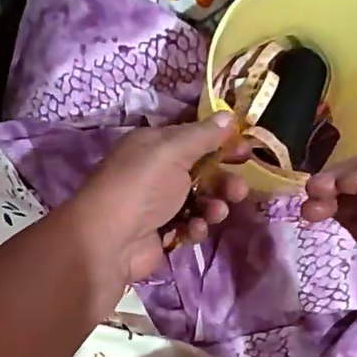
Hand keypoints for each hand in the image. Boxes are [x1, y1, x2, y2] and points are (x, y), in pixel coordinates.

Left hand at [66, 114, 251, 284]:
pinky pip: (189, 225)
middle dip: (223, 179)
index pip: (192, 136)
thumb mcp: (171, 151)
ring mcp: (158, 205)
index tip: (246, 149)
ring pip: (198, 200)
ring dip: (213, 205)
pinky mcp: (161, 233)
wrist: (110, 240)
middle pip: (200, 171)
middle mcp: (155, 172)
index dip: (220, 141)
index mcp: (153, 145)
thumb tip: (227, 115)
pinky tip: (194, 229)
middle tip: (239, 188)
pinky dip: (196, 227)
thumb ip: (202, 135)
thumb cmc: (141, 187)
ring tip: (217, 212)